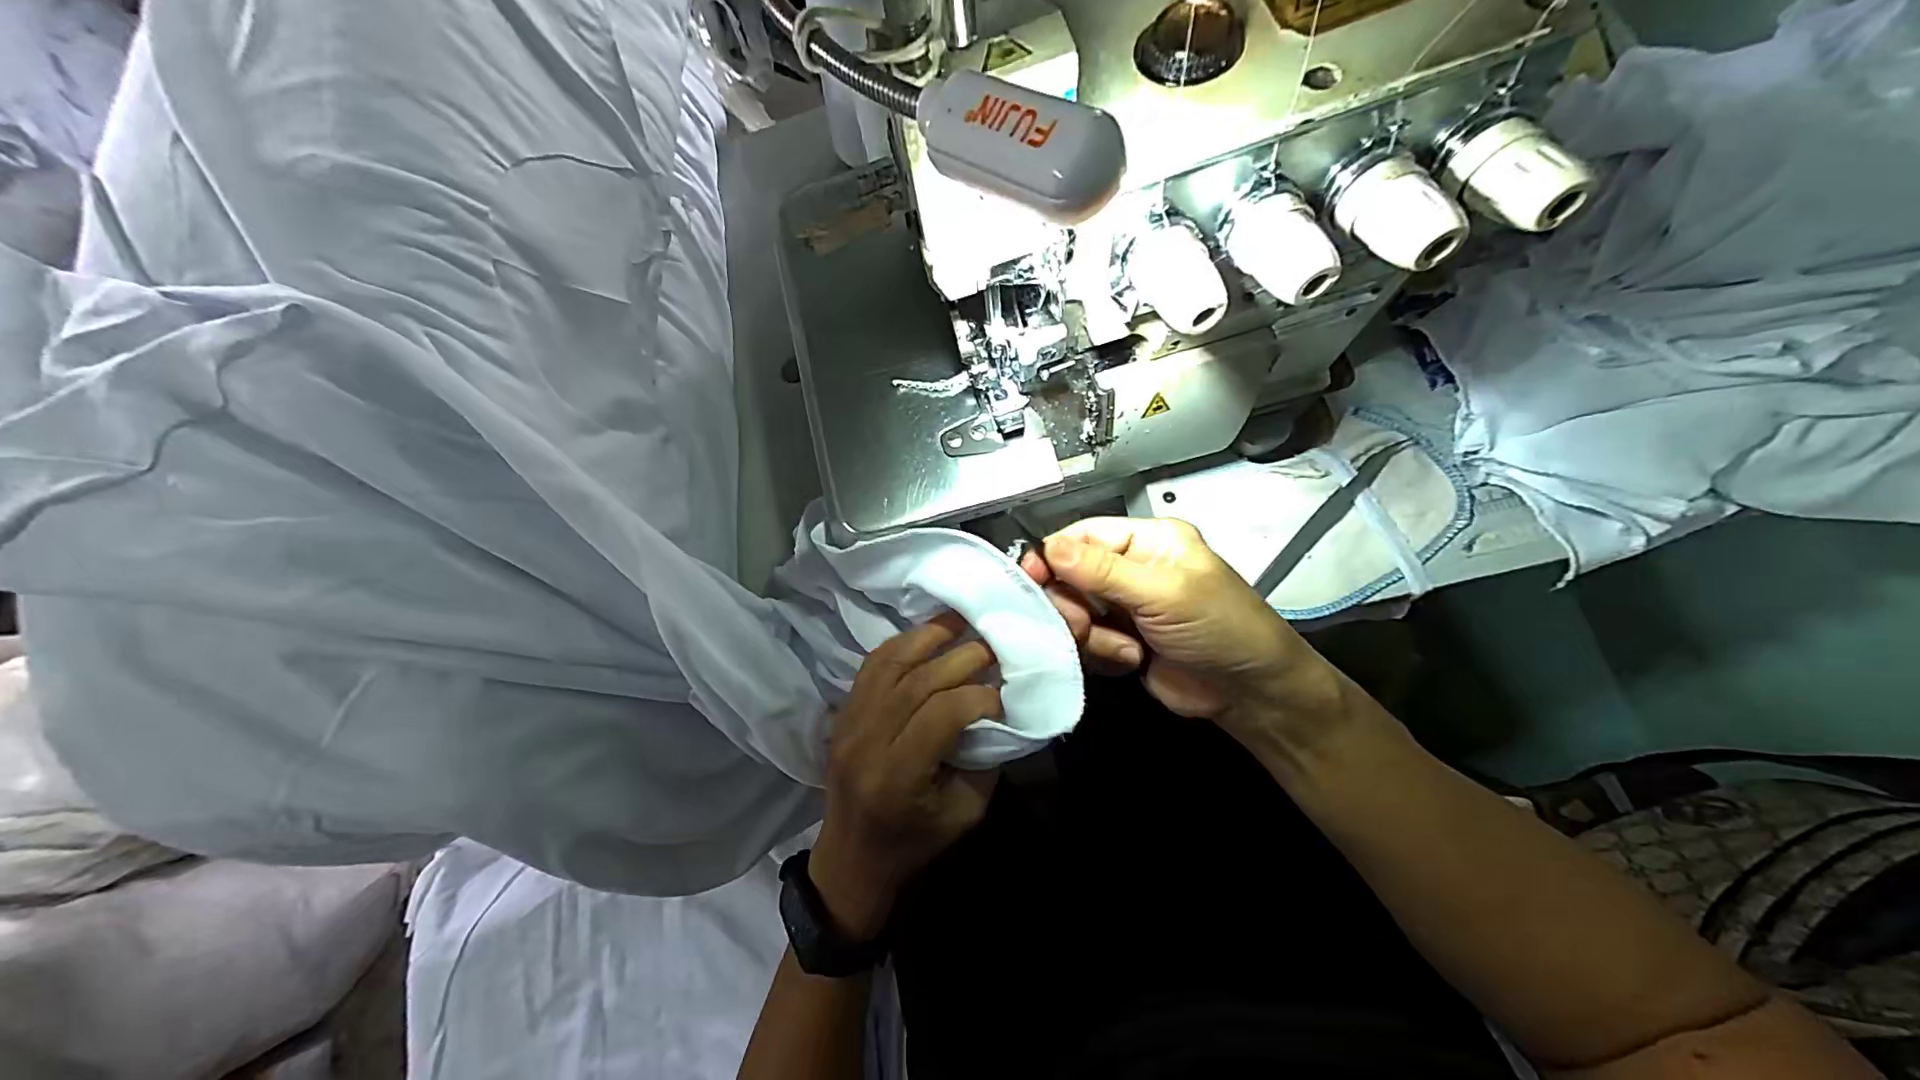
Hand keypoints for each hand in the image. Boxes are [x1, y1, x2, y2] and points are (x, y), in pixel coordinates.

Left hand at [810, 613, 1001, 942]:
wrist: (853, 855)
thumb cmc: (915, 840)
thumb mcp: (965, 812)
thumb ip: (985, 758)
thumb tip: (1001, 707)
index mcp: (896, 775)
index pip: (940, 713)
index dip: (978, 696)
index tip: (1003, 695)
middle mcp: (866, 741)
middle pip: (918, 682)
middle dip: (963, 658)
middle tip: (995, 647)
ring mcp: (848, 722)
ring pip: (891, 663)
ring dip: (930, 636)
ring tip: (963, 622)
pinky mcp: (843, 711)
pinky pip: (872, 664)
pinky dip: (903, 643)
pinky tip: (928, 636)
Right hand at [1020, 517, 1355, 751]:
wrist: (1250, 693)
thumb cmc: (1222, 628)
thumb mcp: (1163, 593)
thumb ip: (1102, 571)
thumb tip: (1049, 547)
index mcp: (1147, 540)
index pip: (1083, 536)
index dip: (1053, 555)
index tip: (1030, 578)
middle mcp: (1131, 568)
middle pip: (1069, 576)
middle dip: (1072, 603)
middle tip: (1082, 624)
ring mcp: (1125, 606)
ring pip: (1073, 612)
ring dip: (1091, 634)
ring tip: (1125, 648)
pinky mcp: (1120, 640)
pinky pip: (1085, 642)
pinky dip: (1102, 654)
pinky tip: (1132, 659)